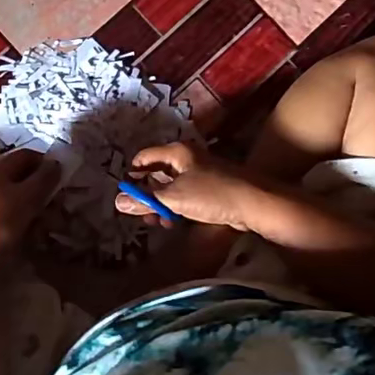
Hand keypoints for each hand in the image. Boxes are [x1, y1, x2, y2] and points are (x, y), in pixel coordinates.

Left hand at [0, 148, 60, 263]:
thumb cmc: (1, 224)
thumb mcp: (27, 197)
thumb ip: (44, 178)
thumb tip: (57, 162)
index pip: (25, 155)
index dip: (44, 161)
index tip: (62, 175)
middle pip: (25, 176)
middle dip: (44, 185)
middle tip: (60, 199)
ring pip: (24, 196)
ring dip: (41, 205)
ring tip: (52, 218)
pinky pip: (20, 214)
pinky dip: (32, 219)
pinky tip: (39, 231)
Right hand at [114, 143, 261, 229]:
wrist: (256, 204)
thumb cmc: (212, 195)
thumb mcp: (174, 199)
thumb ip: (145, 200)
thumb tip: (117, 201)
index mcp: (176, 152)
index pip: (143, 157)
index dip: (132, 175)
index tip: (126, 195)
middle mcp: (186, 158)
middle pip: (156, 172)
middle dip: (146, 193)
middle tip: (140, 213)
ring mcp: (199, 172)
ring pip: (170, 185)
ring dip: (160, 203)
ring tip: (157, 221)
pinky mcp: (210, 187)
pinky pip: (184, 194)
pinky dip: (175, 206)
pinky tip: (174, 221)